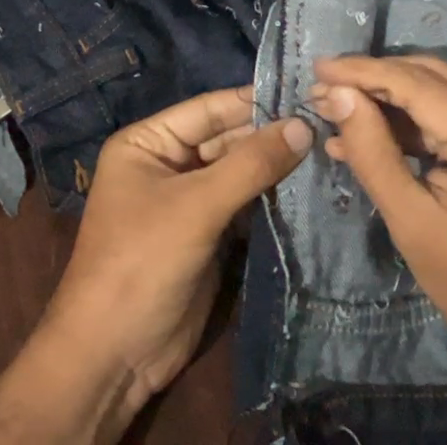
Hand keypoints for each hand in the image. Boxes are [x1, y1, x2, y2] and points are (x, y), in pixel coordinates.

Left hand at [0, 87, 311, 443]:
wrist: (116, 354)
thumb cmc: (143, 263)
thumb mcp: (196, 206)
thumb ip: (251, 163)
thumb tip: (305, 125)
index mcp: (147, 143)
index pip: (209, 109)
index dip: (257, 101)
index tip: (310, 93)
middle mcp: (166, 164)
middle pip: (227, 139)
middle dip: (272, 135)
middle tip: (331, 125)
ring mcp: (187, 202)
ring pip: (239, 172)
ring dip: (276, 167)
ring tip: (330, 151)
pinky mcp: (207, 235)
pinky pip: (243, 204)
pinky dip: (271, 198)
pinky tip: (310, 188)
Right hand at [311, 55, 446, 376]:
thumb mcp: (412, 224)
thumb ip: (373, 153)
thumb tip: (338, 94)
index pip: (421, 85)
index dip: (364, 72)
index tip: (317, 68)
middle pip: (433, 75)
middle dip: (374, 79)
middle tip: (321, 90)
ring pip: (443, 85)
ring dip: (390, 93)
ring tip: (337, 107)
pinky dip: (415, 114)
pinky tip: (371, 128)